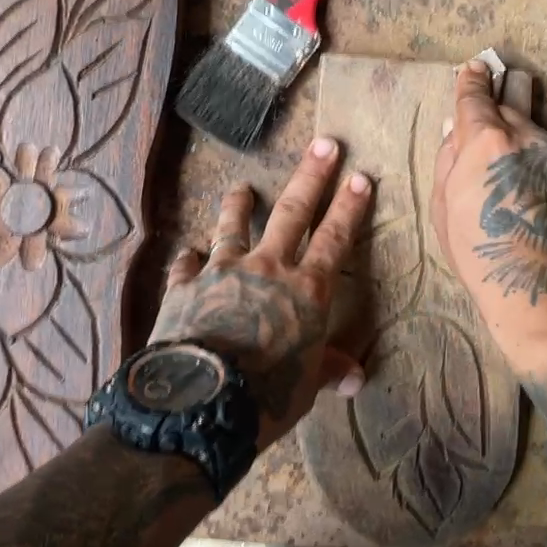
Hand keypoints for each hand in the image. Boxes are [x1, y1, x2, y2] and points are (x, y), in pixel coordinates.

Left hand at [148, 137, 371, 448]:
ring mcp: (223, 272)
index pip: (336, 238)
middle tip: (324, 143)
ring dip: (239, 204)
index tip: (361, 175)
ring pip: (233, 226)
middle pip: (294, 212)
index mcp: (307, 290)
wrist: (202, 403)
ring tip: (241, 185)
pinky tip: (188, 253)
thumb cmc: (268, 395)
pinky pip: (187, 265)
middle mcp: (268, 268)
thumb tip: (356, 379)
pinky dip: (189, 258)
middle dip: (311, 176)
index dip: (350, 206)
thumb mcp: (307, 385)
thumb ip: (329, 370)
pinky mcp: (185, 287)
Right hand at [431, 61, 546, 349]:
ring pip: (538, 134)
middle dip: (500, 109)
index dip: (472, 80)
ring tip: (518, 188)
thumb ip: (448, 160)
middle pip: (513, 103)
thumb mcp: (443, 208)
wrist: (541, 288)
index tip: (475, 68)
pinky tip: (542, 205)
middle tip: (492, 133)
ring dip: (525, 146)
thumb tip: (456, 129)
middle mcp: (528, 136)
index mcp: (486, 140)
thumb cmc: (480, 252)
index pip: (476, 95)